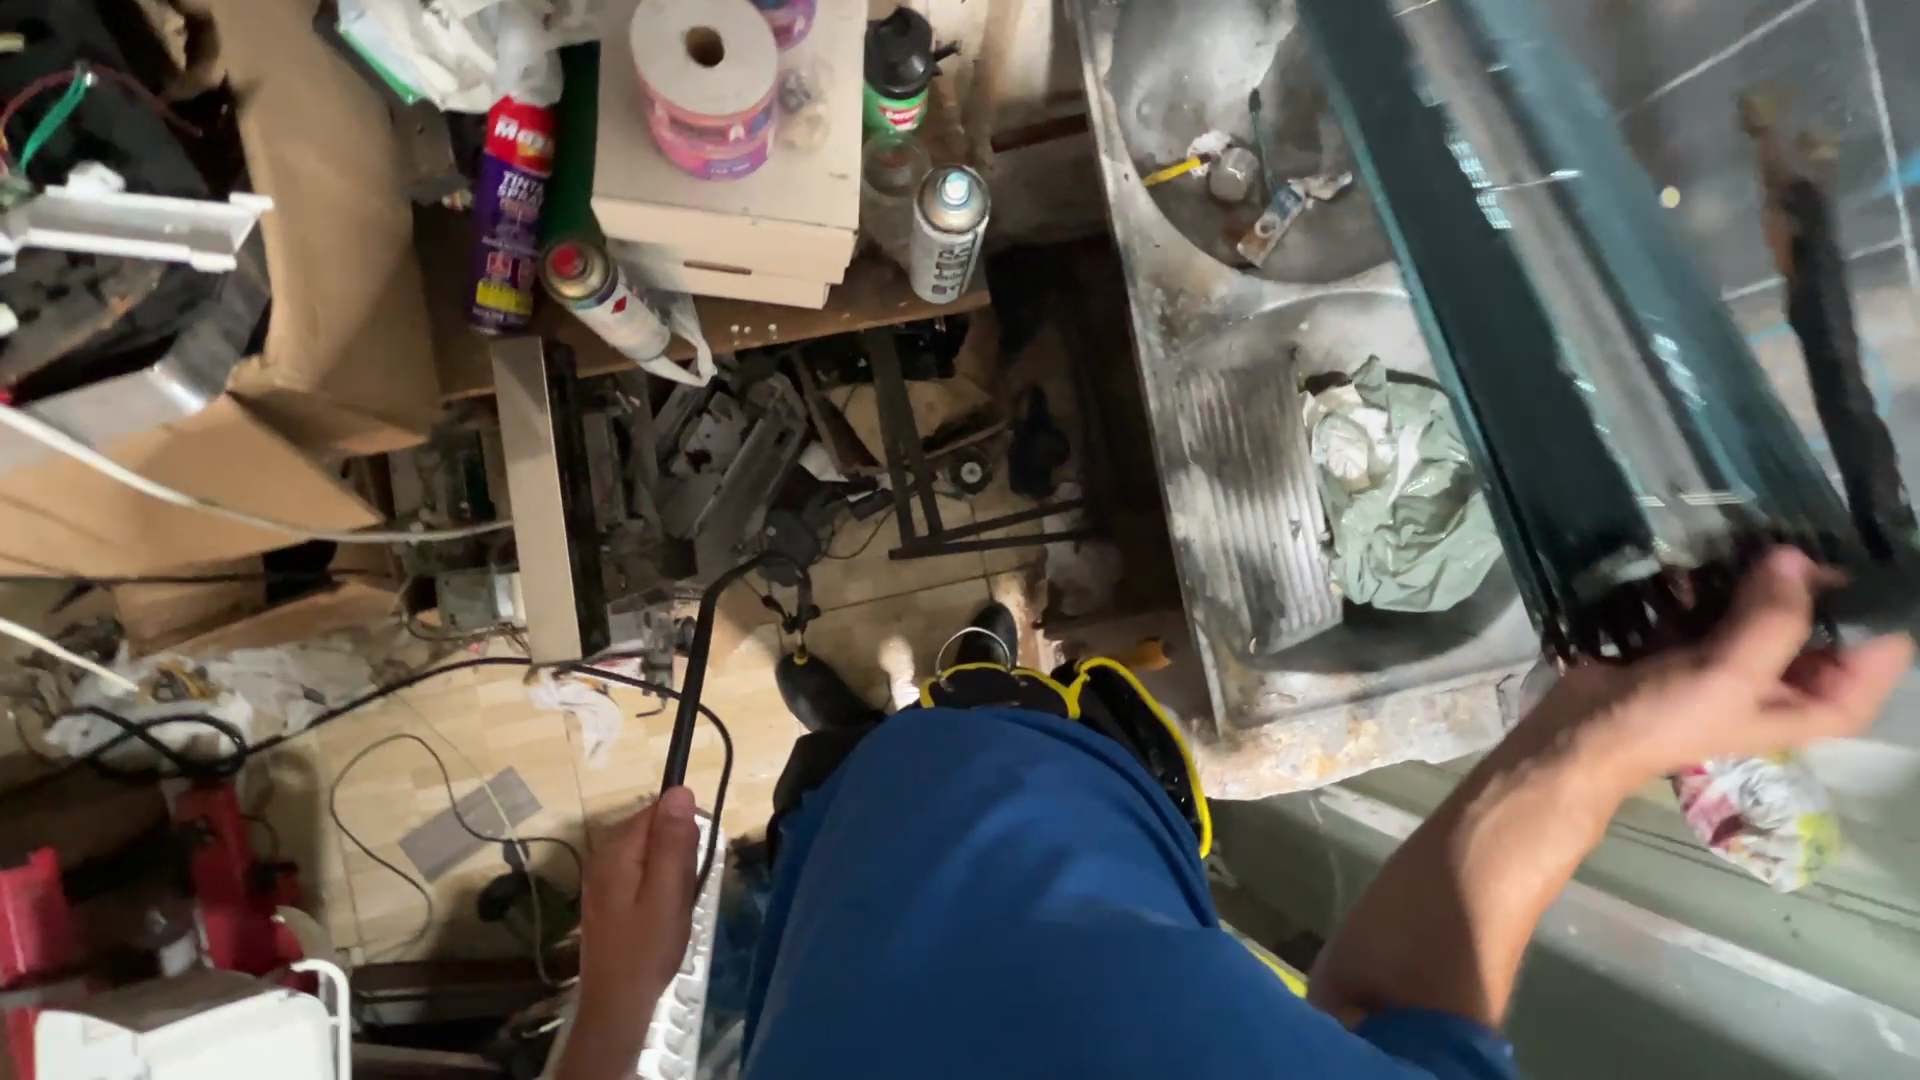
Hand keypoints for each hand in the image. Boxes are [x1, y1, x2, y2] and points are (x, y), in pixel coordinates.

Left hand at [562, 786, 700, 1079]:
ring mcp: (603, 875)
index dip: (683, 832)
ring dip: (671, 873)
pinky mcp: (608, 894)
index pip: (661, 809)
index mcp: (617, 849)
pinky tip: (661, 913)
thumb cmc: (647, 948)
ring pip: (654, 851)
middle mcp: (604, 854)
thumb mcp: (668, 891)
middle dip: (678, 854)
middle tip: (679, 892)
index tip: (688, 864)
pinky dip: (659, 886)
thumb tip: (680, 790)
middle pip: (657, 829)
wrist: (616, 1005)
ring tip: (671, 906)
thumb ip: (673, 839)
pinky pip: (644, 871)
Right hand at [1519, 546, 1912, 796]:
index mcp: (1826, 701)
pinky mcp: (1687, 646)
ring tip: (1723, 550)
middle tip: (1765, 545)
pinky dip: (1697, 589)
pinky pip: (1708, 608)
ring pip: (1759, 607)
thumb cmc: (1669, 718)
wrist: (1583, 732)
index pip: (1878, 640)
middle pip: (1817, 617)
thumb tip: (1791, 554)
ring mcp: (1736, 660)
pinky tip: (1682, 570)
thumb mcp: (1731, 675)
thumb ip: (1772, 618)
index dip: (1860, 601)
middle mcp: (1791, 678)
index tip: (1826, 559)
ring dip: (1740, 580)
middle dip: (1794, 582)